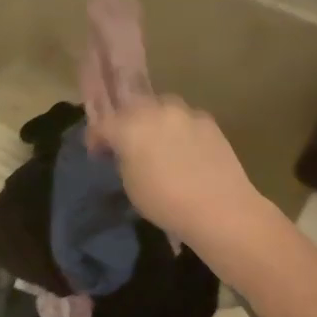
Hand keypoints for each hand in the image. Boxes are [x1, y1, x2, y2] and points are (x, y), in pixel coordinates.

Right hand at [101, 96, 274, 258]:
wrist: (219, 208)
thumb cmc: (165, 202)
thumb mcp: (130, 184)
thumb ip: (123, 159)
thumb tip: (125, 151)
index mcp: (130, 127)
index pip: (103, 124)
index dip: (96, 138)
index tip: (97, 153)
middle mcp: (156, 111)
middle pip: (133, 108)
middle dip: (126, 123)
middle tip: (126, 145)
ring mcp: (186, 114)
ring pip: (161, 108)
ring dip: (153, 122)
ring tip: (156, 144)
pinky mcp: (209, 121)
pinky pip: (184, 119)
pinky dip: (177, 129)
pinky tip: (182, 150)